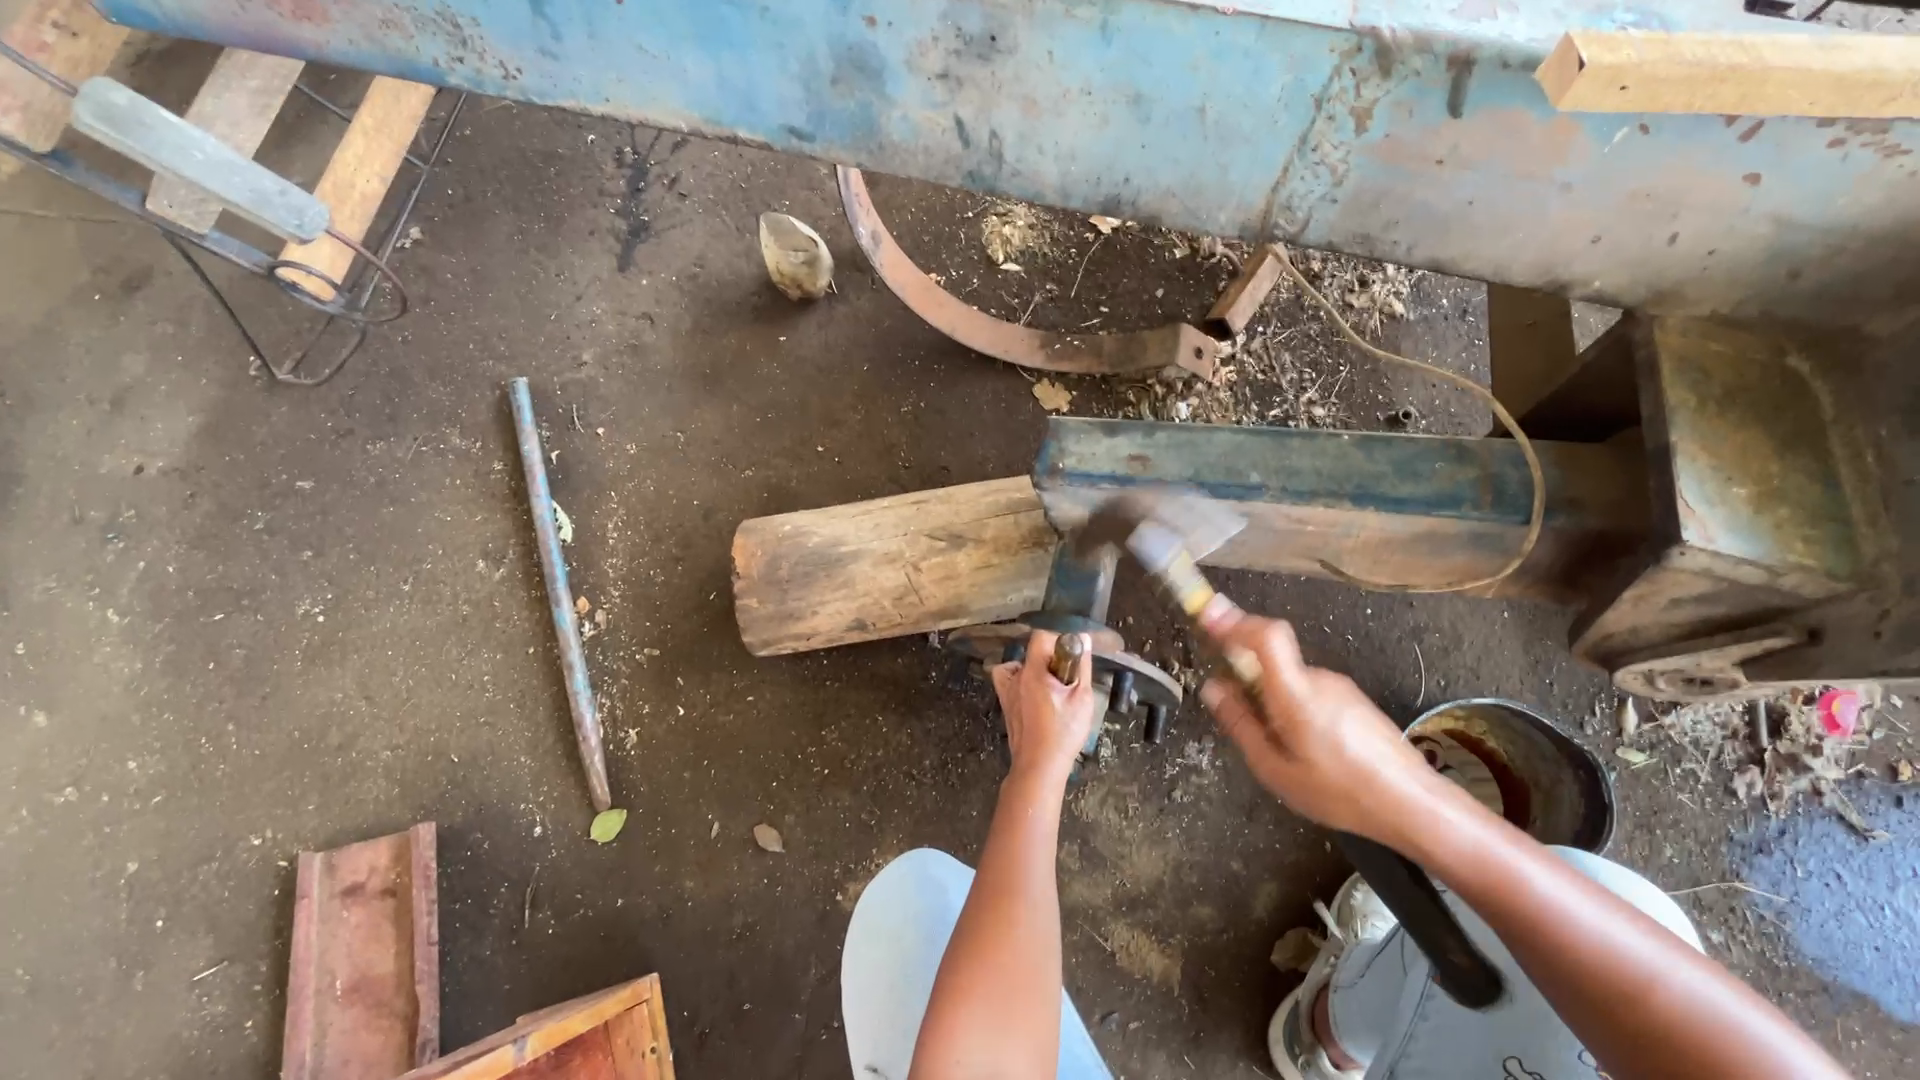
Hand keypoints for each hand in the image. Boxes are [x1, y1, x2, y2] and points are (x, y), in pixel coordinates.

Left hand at [990, 631, 1098, 781]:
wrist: (1040, 765)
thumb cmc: (1063, 733)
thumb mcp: (1082, 698)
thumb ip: (1082, 666)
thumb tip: (1084, 639)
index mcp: (1033, 672)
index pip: (1041, 637)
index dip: (1059, 641)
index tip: (1072, 657)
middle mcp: (1016, 677)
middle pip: (1033, 652)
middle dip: (1053, 660)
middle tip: (1068, 680)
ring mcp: (1006, 691)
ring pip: (1020, 666)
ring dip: (1037, 670)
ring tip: (1052, 688)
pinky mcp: (1005, 704)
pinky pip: (1007, 680)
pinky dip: (1018, 680)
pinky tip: (1032, 691)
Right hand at [1197, 602, 1440, 845]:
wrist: (1412, 804)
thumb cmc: (1340, 792)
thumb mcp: (1275, 769)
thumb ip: (1241, 724)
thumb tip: (1213, 688)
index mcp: (1296, 694)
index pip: (1266, 636)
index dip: (1235, 622)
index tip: (1209, 617)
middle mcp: (1319, 679)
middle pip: (1272, 662)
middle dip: (1250, 684)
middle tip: (1247, 726)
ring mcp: (1340, 687)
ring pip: (1291, 682)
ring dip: (1276, 703)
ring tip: (1287, 753)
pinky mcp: (1353, 700)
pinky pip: (1311, 693)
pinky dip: (1296, 710)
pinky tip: (1311, 753)